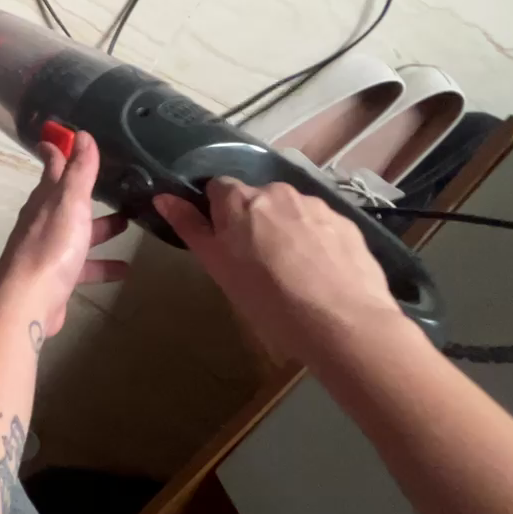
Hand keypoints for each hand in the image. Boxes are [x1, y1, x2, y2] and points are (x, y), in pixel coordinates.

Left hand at [0, 130, 129, 334]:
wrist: (31, 298)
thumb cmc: (52, 245)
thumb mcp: (70, 202)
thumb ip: (79, 172)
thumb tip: (83, 135)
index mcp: (45, 199)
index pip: (52, 168)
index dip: (58, 151)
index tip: (66, 136)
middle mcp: (44, 219)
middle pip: (67, 200)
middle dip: (86, 191)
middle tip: (113, 185)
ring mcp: (50, 248)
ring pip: (78, 232)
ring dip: (100, 227)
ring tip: (129, 223)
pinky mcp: (58, 275)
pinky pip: (84, 265)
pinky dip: (102, 264)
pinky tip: (124, 268)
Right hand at [154, 178, 413, 365]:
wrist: (344, 326)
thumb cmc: (265, 295)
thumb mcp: (215, 264)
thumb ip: (189, 225)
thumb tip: (163, 197)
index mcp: (238, 198)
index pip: (217, 188)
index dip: (218, 213)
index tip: (224, 241)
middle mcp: (277, 192)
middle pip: (257, 199)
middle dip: (255, 220)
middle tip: (258, 260)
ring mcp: (317, 207)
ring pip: (291, 212)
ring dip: (287, 230)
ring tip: (295, 270)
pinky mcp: (350, 226)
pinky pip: (322, 227)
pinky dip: (318, 242)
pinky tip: (322, 274)